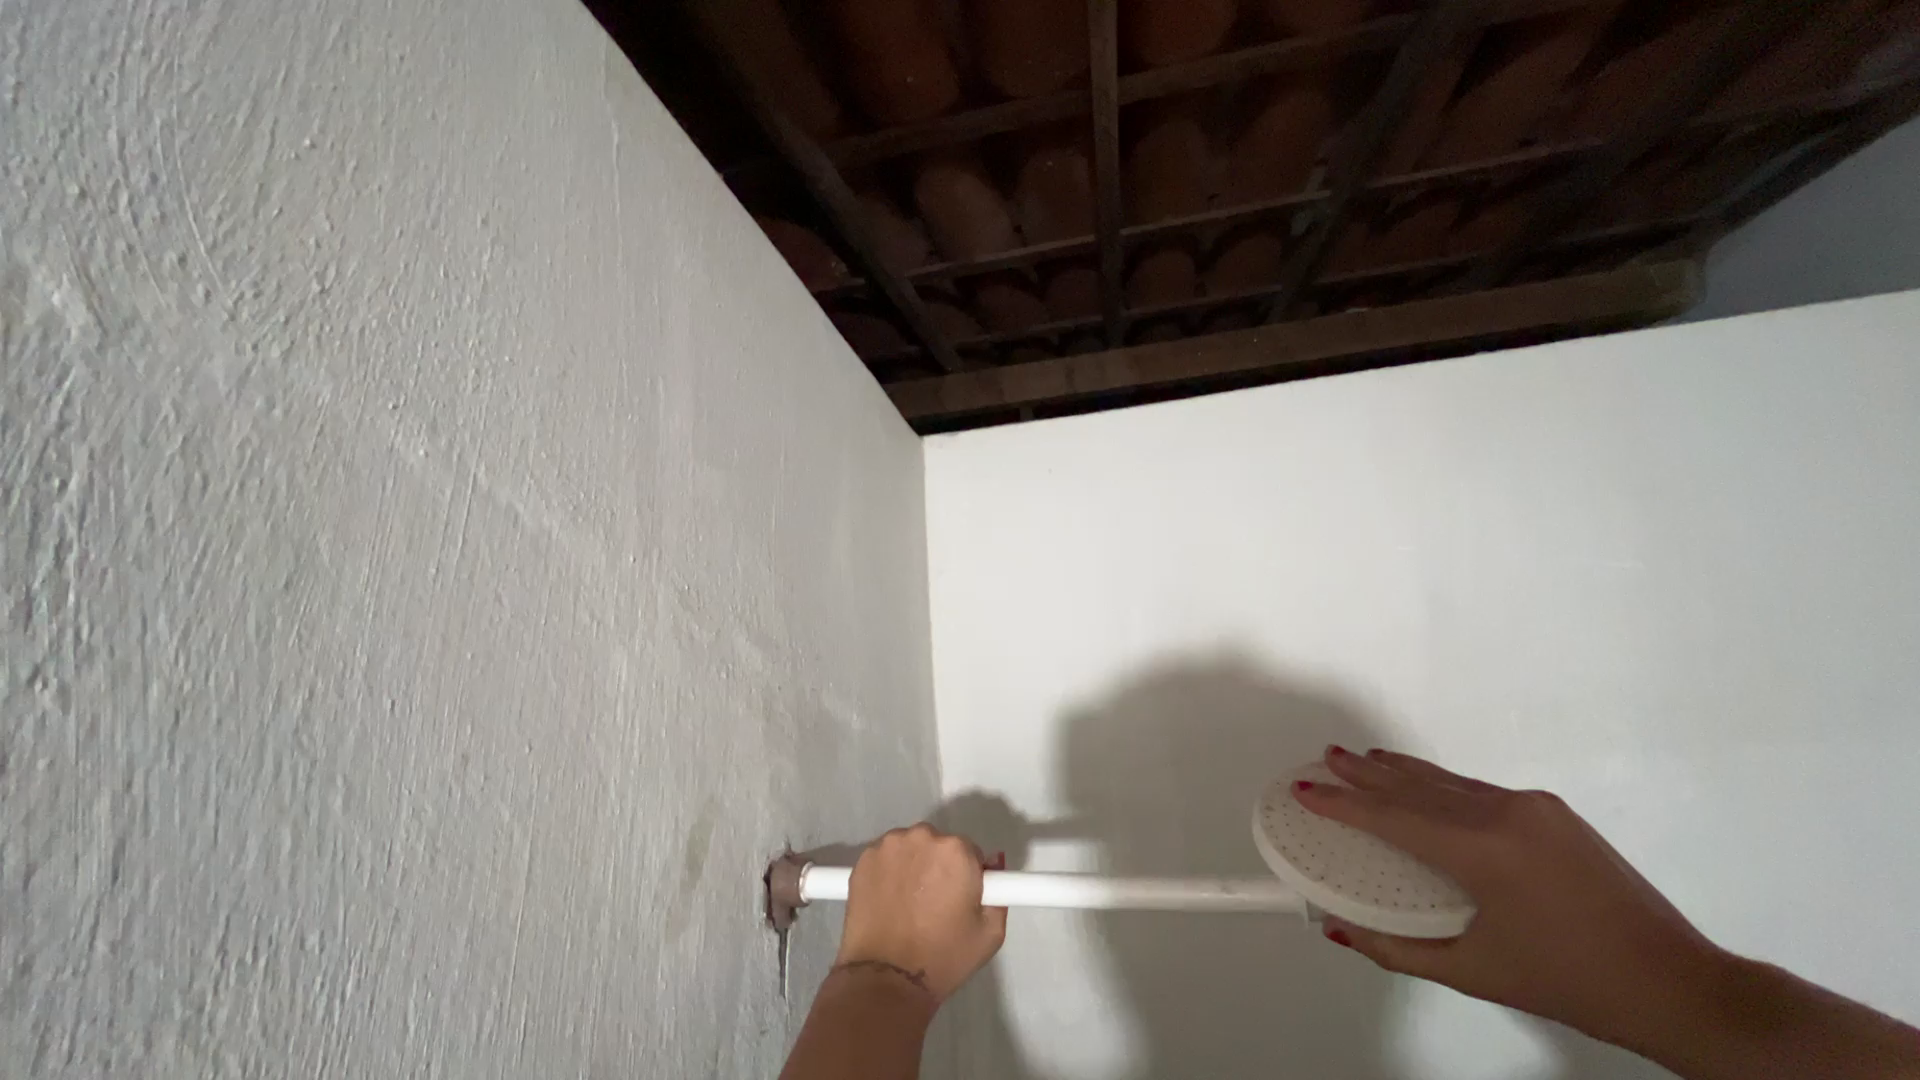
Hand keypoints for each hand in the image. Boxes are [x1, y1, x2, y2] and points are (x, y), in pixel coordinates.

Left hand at [835, 823, 1007, 1002]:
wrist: (887, 978)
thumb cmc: (944, 956)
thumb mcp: (989, 933)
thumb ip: (1000, 893)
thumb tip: (992, 867)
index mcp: (957, 850)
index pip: (970, 852)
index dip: (967, 875)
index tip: (959, 898)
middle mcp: (922, 836)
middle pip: (938, 845)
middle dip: (939, 867)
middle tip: (934, 904)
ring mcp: (889, 846)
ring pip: (910, 849)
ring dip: (913, 866)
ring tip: (909, 905)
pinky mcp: (863, 859)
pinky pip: (885, 859)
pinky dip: (889, 873)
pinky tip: (889, 903)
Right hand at [1295, 747, 1723, 1049]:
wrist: (1680, 985)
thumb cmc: (1572, 983)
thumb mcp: (1475, 972)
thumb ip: (1397, 949)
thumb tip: (1339, 929)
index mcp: (1484, 852)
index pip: (1393, 818)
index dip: (1343, 805)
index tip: (1305, 790)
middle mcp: (1505, 814)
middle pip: (1417, 787)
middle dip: (1366, 773)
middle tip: (1325, 756)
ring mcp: (1533, 807)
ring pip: (1447, 782)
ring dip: (1401, 772)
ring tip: (1362, 759)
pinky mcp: (1552, 811)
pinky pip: (1476, 790)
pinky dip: (1437, 784)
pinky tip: (1422, 784)